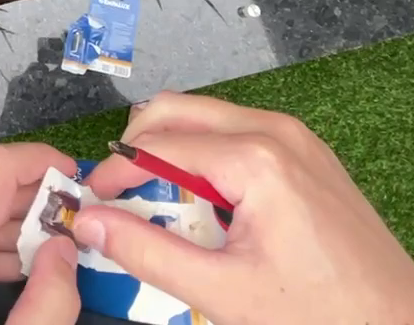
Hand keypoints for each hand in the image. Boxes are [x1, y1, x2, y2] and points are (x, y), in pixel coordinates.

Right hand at [79, 94, 413, 324]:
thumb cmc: (324, 321)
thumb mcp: (227, 294)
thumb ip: (148, 253)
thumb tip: (89, 220)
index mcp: (254, 156)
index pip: (158, 144)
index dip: (116, 170)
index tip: (92, 200)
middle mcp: (273, 128)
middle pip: (176, 110)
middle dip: (137, 145)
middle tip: (120, 193)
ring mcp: (294, 135)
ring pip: (204, 116)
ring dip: (170, 148)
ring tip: (159, 202)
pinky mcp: (306, 150)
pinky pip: (234, 132)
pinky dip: (205, 156)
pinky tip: (207, 205)